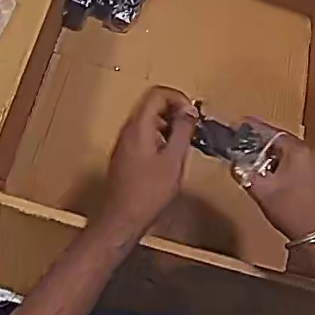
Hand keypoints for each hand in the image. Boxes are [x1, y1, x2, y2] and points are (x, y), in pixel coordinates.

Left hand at [91, 86, 197, 246]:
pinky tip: (169, 155)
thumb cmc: (149, 193)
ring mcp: (124, 142)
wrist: (121, 220)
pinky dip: (160, 134)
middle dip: (175, 110)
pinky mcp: (125, 154)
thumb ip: (183, 131)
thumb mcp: (174, 160)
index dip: (178, 98)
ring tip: (184, 141)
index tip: (192, 114)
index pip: (157, 94)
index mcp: (139, 126)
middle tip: (191, 126)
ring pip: (148, 118)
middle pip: (152, 103)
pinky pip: (143, 133)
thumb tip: (190, 111)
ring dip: (168, 123)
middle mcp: (128, 129)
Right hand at [237, 119, 314, 242]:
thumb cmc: (291, 211)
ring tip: (254, 163)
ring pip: (289, 153)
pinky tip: (271, 176)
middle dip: (261, 145)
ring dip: (272, 157)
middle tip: (243, 146)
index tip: (240, 123)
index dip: (254, 128)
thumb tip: (235, 163)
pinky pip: (297, 162)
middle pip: (281, 142)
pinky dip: (283, 165)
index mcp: (299, 151)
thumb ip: (245, 173)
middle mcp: (311, 152)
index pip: (273, 132)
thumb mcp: (262, 191)